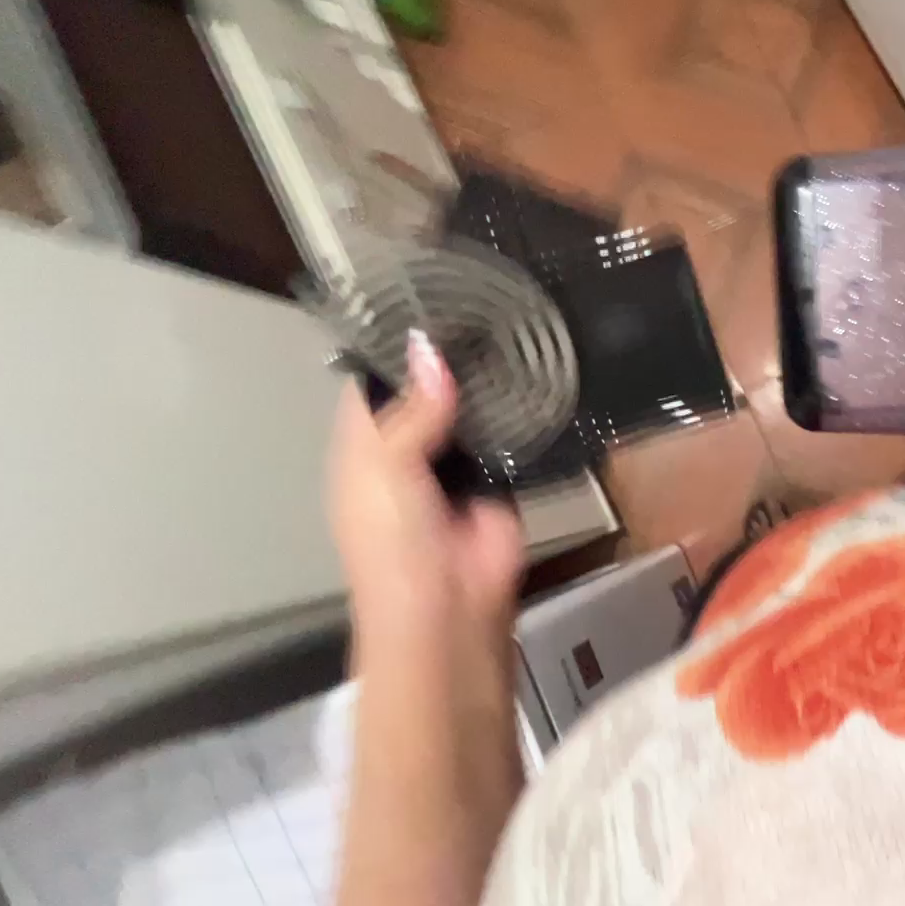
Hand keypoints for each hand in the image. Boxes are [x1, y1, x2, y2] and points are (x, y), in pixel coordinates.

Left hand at [328, 331, 523, 670]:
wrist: (451, 601)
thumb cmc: (393, 539)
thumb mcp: (387, 470)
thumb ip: (413, 412)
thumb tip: (430, 351)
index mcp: (365, 446)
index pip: (375, 383)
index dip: (394, 348)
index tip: (427, 304)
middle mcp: (411, 449)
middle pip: (430, 395)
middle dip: (451, 363)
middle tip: (485, 311)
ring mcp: (458, 464)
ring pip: (472, 414)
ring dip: (488, 387)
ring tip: (515, 334)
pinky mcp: (500, 477)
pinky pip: (510, 440)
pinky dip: (521, 417)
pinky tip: (539, 381)